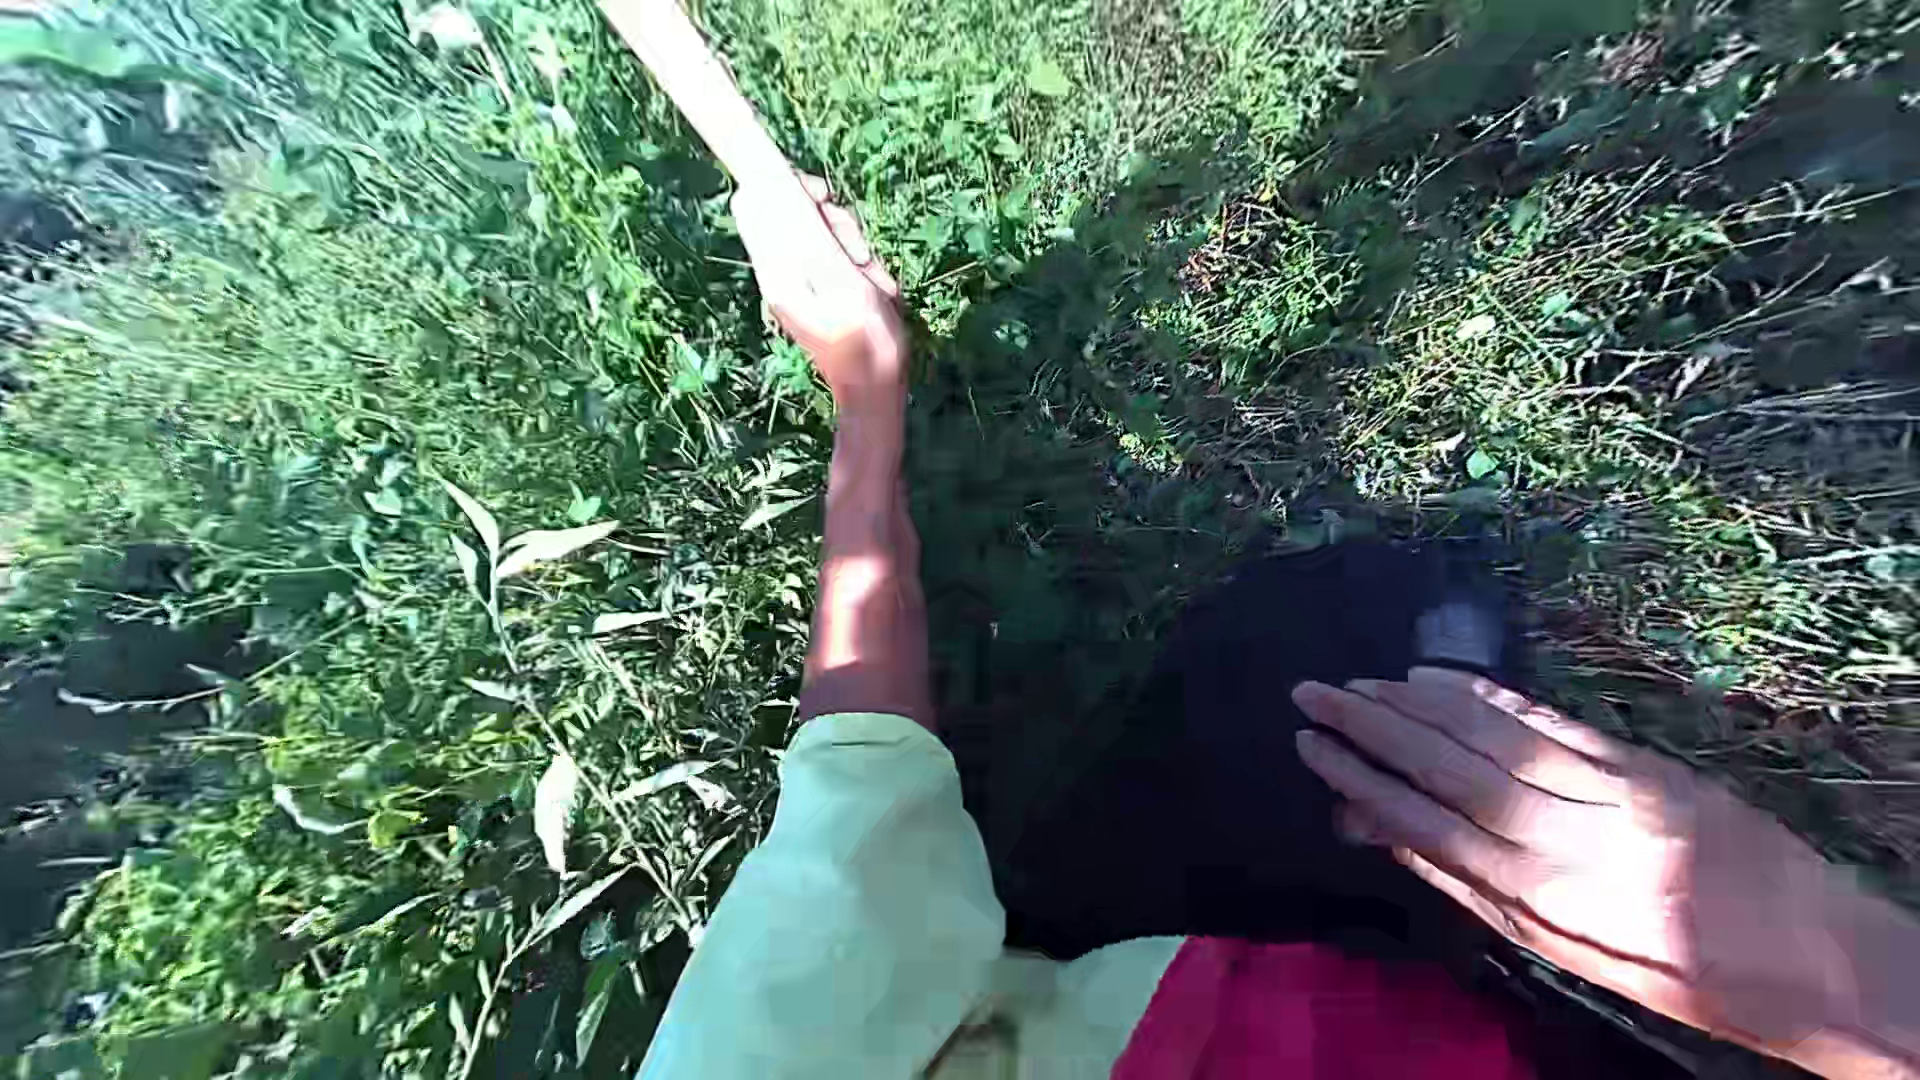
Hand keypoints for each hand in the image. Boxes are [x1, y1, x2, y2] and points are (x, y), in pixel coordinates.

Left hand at [731, 174, 906, 413]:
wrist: (876, 389)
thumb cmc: (866, 342)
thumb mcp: (844, 282)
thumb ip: (809, 233)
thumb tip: (770, 181)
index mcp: (776, 269)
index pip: (755, 200)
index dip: (788, 185)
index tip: (824, 202)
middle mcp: (779, 272)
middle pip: (791, 213)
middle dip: (831, 221)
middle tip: (858, 252)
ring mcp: (799, 282)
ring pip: (820, 234)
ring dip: (852, 246)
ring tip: (872, 282)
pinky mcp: (818, 291)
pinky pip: (833, 258)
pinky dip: (856, 266)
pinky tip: (873, 291)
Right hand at [1292, 668, 1919, 1072]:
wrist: (1833, 966)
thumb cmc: (1669, 970)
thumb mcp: (1555, 947)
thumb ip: (1460, 879)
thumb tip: (1374, 827)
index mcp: (1537, 892)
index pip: (1417, 818)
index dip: (1354, 775)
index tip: (1307, 741)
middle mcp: (1562, 836)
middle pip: (1440, 764)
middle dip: (1365, 722)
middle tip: (1310, 691)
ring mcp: (1606, 791)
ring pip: (1482, 733)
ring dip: (1408, 700)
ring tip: (1356, 680)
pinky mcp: (1640, 763)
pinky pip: (1542, 719)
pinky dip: (1478, 694)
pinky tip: (1428, 674)